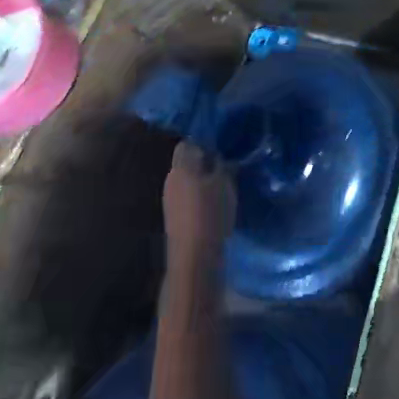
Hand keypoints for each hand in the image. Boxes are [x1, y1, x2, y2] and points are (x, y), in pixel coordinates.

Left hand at [163, 141, 234, 269]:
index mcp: (180, 167)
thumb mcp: (225, 183)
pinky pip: (189, 197)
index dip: (205, 142)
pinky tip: (217, 204)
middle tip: (228, 164)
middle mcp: (171, 179)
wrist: (194, 257)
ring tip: (226, 184)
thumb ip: (222, 165)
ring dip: (204, 180)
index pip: (188, 144)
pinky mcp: (175, 217)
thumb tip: (220, 154)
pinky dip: (201, 197)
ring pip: (188, 181)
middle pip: (187, 163)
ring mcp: (170, 200)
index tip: (223, 145)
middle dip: (205, 162)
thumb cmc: (210, 212)